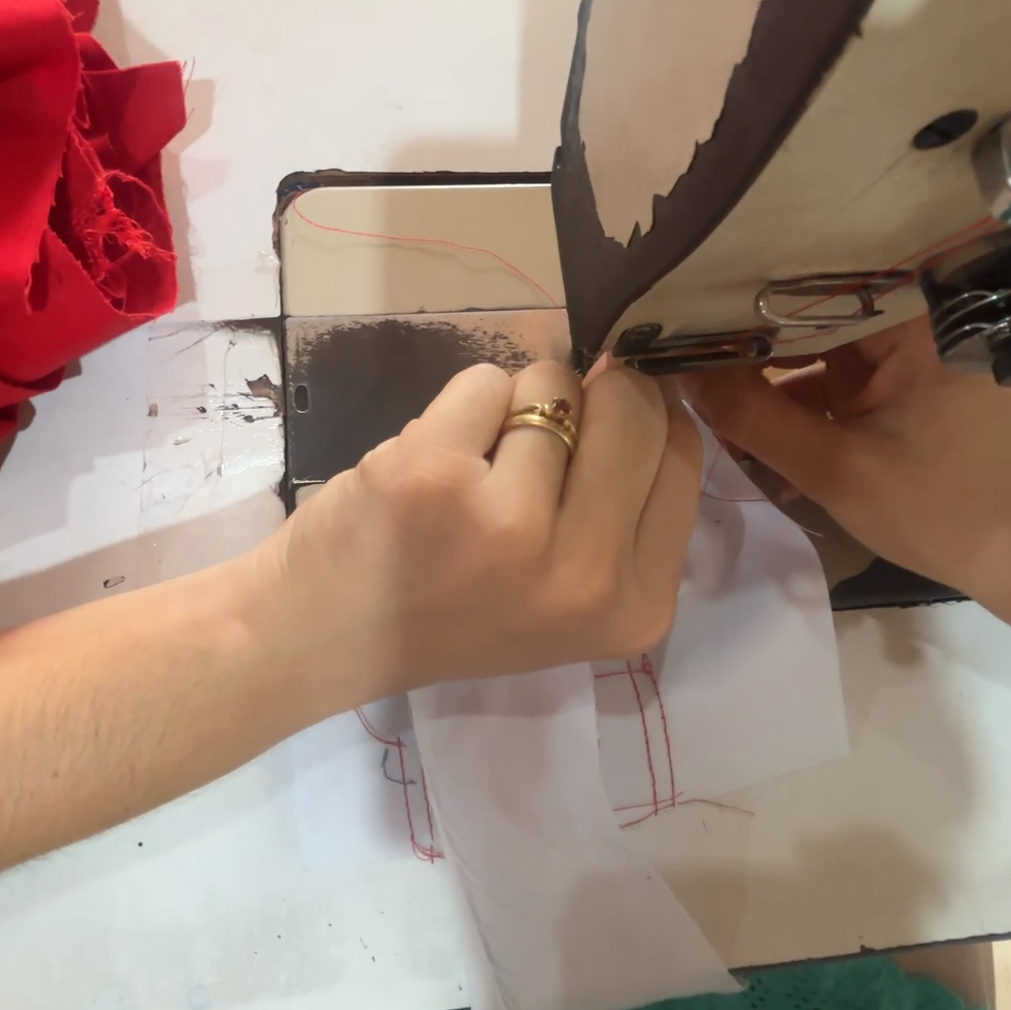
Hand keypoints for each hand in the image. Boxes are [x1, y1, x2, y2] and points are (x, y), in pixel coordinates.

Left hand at [247, 360, 701, 708]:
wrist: (328, 637)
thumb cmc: (455, 606)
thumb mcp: (570, 588)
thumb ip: (619, 499)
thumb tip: (633, 371)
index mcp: (636, 603)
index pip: (682, 453)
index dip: (642, 418)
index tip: (599, 424)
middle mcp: (587, 573)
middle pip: (632, 405)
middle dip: (585, 399)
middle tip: (527, 448)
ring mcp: (509, 524)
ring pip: (553, 382)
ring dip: (512, 408)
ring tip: (471, 475)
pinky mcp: (434, 476)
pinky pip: (485, 379)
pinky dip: (459, 406)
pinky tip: (430, 466)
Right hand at [682, 318, 1010, 620]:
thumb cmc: (942, 512)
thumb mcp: (835, 469)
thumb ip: (754, 419)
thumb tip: (684, 374)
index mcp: (917, 324)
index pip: (814, 290)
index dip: (747, 301)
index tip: (685, 317)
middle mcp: (914, 327)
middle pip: (811, 319)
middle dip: (750, 351)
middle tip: (684, 364)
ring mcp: (907, 361)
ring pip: (816, 356)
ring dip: (768, 388)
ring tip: (710, 408)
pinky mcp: (901, 392)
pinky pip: (833, 386)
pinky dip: (797, 411)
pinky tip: (756, 440)